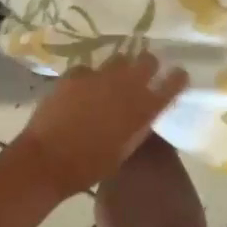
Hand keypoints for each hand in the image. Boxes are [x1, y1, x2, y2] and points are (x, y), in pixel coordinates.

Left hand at [13, 53, 188, 196]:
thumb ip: (137, 126)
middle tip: (144, 70)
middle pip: (147, 61)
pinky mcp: (74, 75)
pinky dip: (89, 77)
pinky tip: (82, 88)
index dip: (176, 78)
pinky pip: (88, 69)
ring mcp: (99, 77)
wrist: (48, 159)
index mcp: (143, 110)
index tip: (177, 75)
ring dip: (119, 68)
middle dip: (148, 64)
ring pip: (118, 60)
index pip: (172, 84)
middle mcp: (126, 87)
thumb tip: (142, 113)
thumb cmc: (89, 166)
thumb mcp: (124, 149)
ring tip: (112, 79)